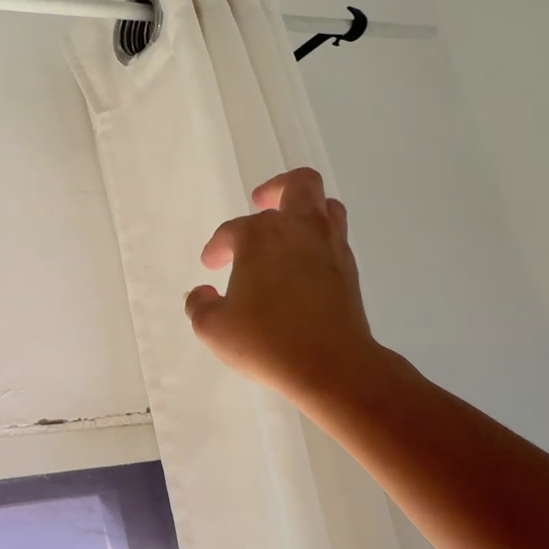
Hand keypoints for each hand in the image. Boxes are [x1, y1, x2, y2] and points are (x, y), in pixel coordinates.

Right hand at [185, 168, 385, 402]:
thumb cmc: (265, 340)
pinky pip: (333, 236)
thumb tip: (203, 293)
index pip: (232, 231)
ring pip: (325, 205)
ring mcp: (330, 246)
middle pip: (298, 185)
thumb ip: (200, 305)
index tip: (211, 265)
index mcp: (260, 236)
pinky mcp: (349, 268)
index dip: (217, 247)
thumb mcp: (213, 328)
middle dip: (275, 188)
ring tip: (286, 229)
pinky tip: (300, 263)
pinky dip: (315, 239)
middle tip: (260, 200)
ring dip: (304, 209)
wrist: (331, 363)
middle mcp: (299, 229)